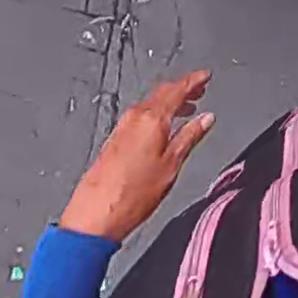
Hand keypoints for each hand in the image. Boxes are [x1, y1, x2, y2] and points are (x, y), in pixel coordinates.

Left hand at [59, 70, 214, 241]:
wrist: (90, 221)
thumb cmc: (131, 196)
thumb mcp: (171, 165)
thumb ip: (190, 136)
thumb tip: (206, 118)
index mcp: (152, 119)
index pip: (178, 89)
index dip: (195, 80)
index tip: (206, 76)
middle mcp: (135, 118)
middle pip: (163, 92)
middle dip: (183, 88)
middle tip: (199, 90)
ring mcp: (121, 128)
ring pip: (150, 103)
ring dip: (169, 101)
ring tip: (185, 108)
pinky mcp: (113, 140)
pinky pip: (139, 116)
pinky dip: (155, 113)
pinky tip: (161, 127)